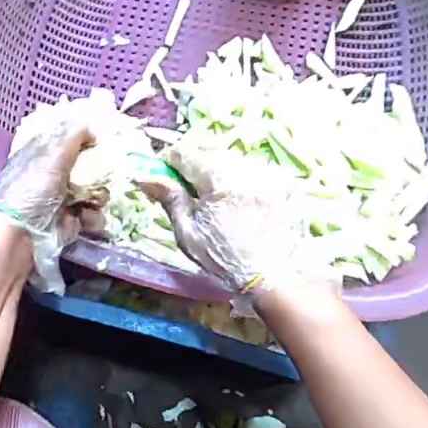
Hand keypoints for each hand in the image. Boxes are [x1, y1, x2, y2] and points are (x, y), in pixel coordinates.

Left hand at [0, 100, 95, 291]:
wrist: (20, 238)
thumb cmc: (31, 191)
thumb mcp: (51, 157)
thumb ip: (73, 136)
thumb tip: (91, 123)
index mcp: (39, 153)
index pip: (63, 135)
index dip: (83, 132)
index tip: (103, 133)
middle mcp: (49, 174)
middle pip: (83, 164)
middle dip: (99, 168)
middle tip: (109, 168)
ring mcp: (59, 199)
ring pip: (92, 190)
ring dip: (98, 196)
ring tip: (95, 201)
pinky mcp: (68, 222)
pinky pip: (90, 214)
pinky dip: (92, 217)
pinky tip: (86, 219)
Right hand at [140, 146, 331, 298]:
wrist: (272, 277)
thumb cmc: (223, 258)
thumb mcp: (188, 233)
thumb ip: (169, 199)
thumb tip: (144, 177)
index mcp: (218, 181)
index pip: (186, 153)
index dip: (171, 161)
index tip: (167, 175)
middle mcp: (244, 169)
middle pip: (210, 150)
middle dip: (196, 162)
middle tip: (190, 185)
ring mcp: (267, 174)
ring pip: (233, 157)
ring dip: (219, 166)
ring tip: (217, 193)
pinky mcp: (282, 181)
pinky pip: (254, 167)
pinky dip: (241, 175)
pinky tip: (240, 197)